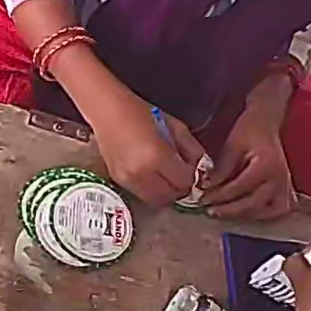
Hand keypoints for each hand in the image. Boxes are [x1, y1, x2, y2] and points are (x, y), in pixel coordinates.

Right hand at [91, 93, 206, 205]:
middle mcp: (141, 173)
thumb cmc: (141, 112)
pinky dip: (153, 190)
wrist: (106, 110)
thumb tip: (204, 168)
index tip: (194, 169)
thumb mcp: (175, 126)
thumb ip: (193, 149)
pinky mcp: (118, 180)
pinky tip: (153, 174)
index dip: (193, 178)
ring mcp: (127, 179)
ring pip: (156, 200)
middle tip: (183, 175)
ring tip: (168, 176)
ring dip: (167, 192)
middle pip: (171, 196)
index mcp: (157, 156)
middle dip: (181, 188)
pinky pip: (143, 194)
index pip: (184, 181)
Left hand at [202, 103, 294, 219]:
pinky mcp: (287, 190)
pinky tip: (243, 213)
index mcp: (266, 165)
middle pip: (253, 203)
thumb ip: (221, 169)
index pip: (240, 187)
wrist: (265, 124)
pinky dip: (261, 215)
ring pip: (265, 211)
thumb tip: (207, 188)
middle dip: (228, 209)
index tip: (203, 199)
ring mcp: (286, 186)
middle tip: (209, 210)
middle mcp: (280, 178)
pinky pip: (276, 210)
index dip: (219, 195)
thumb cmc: (248, 132)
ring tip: (222, 212)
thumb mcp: (231, 147)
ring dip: (243, 215)